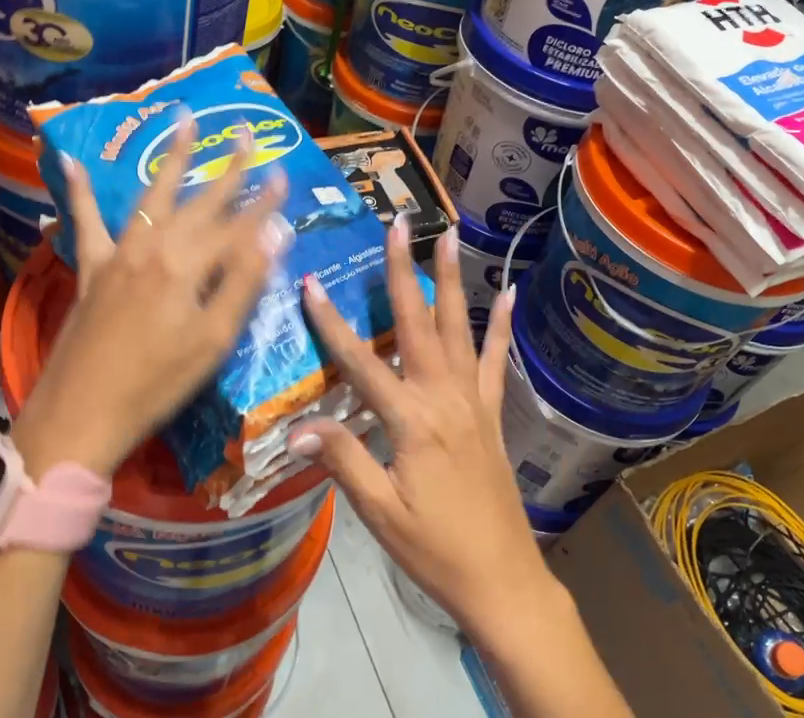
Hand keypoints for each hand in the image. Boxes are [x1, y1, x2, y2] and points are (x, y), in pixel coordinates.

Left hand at [14, 117, 292, 477]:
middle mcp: (154, 247)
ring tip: (183, 121)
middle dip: (229, 168)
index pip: (238, 226)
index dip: (265, 202)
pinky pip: (86, 222)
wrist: (80, 414)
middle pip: (200, 202)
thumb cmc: (157, 385)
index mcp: (188, 266)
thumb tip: (276, 233)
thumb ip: (243, 282)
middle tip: (246, 133)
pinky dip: (79, 191)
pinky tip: (71, 161)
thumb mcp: (213, 341)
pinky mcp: (91, 269)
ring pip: (152, 196)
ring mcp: (119, 254)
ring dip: (171, 159)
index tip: (285, 174)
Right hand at [292, 218, 562, 634]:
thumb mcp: (380, 513)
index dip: (332, 324)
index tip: (310, 283)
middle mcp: (444, 398)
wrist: (502, 578)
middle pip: (419, 325)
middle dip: (404, 272)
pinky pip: (496, 360)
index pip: (361, 363)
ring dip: (451, 281)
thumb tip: (295, 428)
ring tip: (449, 237)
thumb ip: (343, 461)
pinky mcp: (492, 413)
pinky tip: (507, 294)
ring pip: (459, 329)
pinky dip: (500, 325)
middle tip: (398, 224)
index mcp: (411, 421)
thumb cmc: (434, 549)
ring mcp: (473, 402)